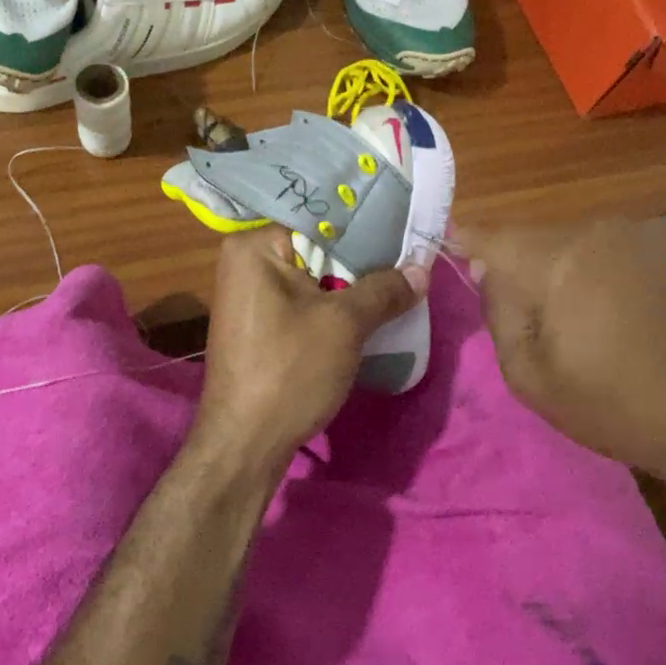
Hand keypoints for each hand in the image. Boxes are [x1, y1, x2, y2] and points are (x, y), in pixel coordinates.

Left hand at [196, 226, 427, 465]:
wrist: (244, 445)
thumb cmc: (289, 372)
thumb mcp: (345, 325)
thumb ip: (384, 289)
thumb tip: (420, 268)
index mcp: (254, 246)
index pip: (320, 219)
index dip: (368, 226)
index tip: (408, 231)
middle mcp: (245, 263)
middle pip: (318, 249)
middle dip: (363, 261)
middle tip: (411, 261)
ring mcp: (249, 297)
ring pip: (314, 279)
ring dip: (352, 289)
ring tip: (400, 286)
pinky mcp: (258, 327)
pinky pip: (303, 304)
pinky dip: (333, 310)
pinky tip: (368, 317)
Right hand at [456, 219, 665, 473]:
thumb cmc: (617, 404)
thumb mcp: (530, 376)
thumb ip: (498, 314)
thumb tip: (487, 272)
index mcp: (556, 259)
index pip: (491, 236)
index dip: (464, 242)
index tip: (447, 250)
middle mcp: (595, 229)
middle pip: (533, 237)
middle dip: (519, 267)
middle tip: (522, 314)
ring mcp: (638, 233)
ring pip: (572, 240)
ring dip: (561, 268)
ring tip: (572, 317)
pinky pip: (609, 248)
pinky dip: (598, 269)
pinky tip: (613, 311)